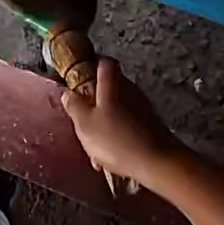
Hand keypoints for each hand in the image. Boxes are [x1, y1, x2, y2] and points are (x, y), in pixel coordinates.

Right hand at [60, 58, 187, 187]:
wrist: (155, 162)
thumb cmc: (117, 140)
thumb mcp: (84, 124)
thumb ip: (74, 106)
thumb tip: (68, 94)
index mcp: (112, 85)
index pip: (105, 62)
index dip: (93, 65)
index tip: (81, 76)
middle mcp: (130, 91)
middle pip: (111, 86)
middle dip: (96, 101)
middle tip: (83, 118)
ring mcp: (143, 107)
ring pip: (118, 108)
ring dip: (106, 122)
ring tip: (95, 145)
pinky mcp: (151, 124)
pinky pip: (128, 125)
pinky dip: (118, 135)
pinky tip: (110, 156)